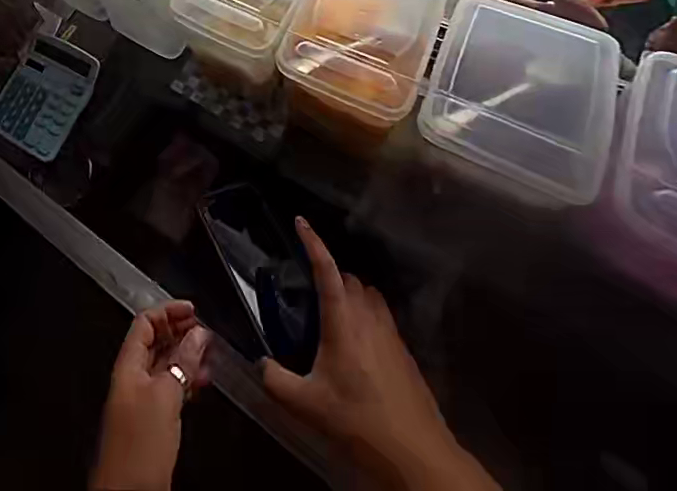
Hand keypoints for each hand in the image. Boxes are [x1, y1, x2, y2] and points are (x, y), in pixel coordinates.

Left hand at [91, 301, 211, 490]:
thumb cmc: (138, 446)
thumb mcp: (165, 396)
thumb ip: (181, 362)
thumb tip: (198, 335)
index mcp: (128, 364)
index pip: (145, 322)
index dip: (168, 311)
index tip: (192, 310)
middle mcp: (133, 377)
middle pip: (155, 341)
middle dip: (179, 331)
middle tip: (204, 330)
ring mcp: (143, 398)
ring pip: (165, 363)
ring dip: (186, 354)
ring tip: (209, 352)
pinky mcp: (153, 420)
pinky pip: (170, 386)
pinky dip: (186, 378)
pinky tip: (201, 381)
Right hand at [262, 220, 495, 490]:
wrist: (416, 455)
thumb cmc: (358, 422)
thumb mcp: (306, 405)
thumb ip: (275, 380)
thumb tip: (260, 364)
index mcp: (342, 321)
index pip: (326, 268)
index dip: (312, 241)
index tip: (300, 221)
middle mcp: (368, 317)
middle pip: (348, 278)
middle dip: (329, 276)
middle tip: (308, 297)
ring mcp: (390, 332)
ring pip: (368, 295)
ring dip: (349, 295)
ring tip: (331, 320)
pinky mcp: (404, 350)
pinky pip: (381, 316)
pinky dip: (365, 317)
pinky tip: (355, 350)